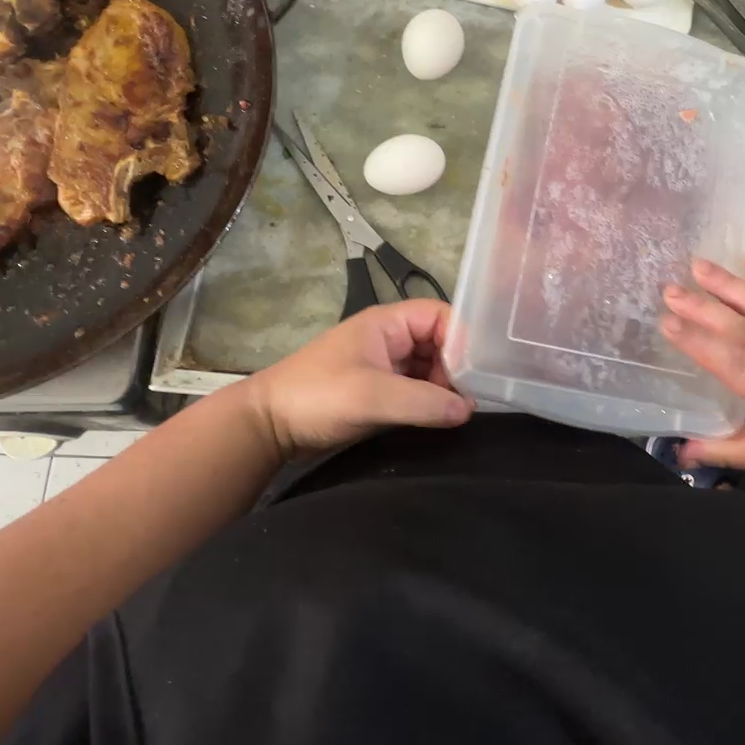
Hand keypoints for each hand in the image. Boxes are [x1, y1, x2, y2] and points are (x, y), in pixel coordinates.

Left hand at [222, 299, 472, 461]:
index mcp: (387, 323)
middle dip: (457, 368)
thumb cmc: (317, 397)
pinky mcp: (380, 392)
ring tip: (457, 413)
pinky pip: (417, 390)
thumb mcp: (372, 396)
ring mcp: (385, 366)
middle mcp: (390, 339)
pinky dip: (431, 402)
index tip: (477, 371)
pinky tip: (441, 420)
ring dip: (445, 388)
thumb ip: (424, 401)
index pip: (441, 316)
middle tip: (468, 399)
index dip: (462, 339)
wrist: (266, 428)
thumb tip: (469, 409)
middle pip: (440, 343)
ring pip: (431, 369)